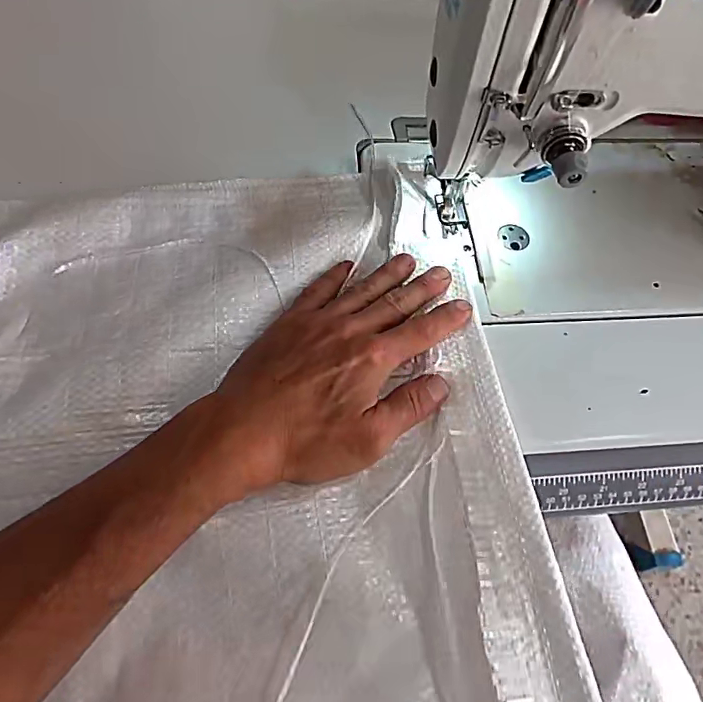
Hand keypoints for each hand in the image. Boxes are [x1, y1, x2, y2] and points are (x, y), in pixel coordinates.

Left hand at [191, 254, 471, 496]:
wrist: (242, 431)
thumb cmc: (302, 440)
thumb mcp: (368, 440)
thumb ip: (407, 408)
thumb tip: (438, 386)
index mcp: (371, 360)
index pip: (419, 333)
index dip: (444, 320)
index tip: (460, 309)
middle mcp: (349, 333)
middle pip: (395, 303)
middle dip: (422, 288)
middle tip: (440, 274)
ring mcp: (318, 324)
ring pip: (362, 291)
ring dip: (387, 275)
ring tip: (406, 261)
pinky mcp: (290, 324)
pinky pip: (318, 291)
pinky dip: (334, 276)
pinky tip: (345, 267)